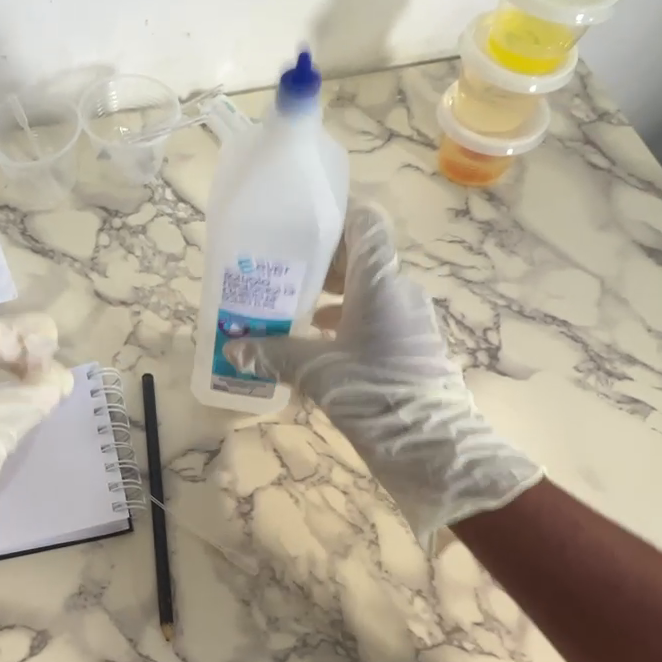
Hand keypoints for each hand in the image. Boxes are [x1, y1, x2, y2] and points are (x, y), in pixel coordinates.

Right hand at [226, 199, 541, 546]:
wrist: (429, 445)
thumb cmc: (373, 393)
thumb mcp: (315, 372)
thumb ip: (273, 354)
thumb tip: (232, 348)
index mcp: (379, 282)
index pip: (364, 225)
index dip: (334, 216)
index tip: (299, 224)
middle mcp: (398, 292)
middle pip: (359, 259)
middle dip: (319, 262)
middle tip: (278, 269)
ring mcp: (408, 321)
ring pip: (365, 292)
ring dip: (330, 296)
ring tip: (289, 307)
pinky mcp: (409, 348)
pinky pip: (373, 320)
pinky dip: (344, 323)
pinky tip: (314, 343)